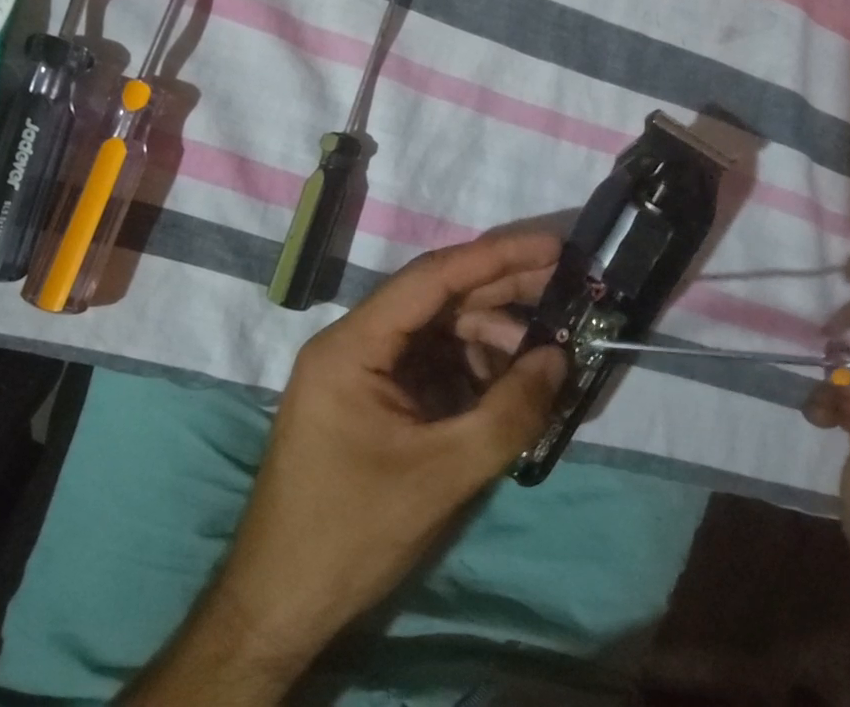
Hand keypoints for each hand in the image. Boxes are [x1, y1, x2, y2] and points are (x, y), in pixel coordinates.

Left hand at [127, 233, 569, 704]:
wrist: (282, 603)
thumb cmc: (354, 533)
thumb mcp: (444, 473)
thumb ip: (509, 411)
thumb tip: (559, 357)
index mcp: (352, 347)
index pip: (431, 279)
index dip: (496, 257)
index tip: (555, 246)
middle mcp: (352, 347)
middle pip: (436, 301)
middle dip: (502, 293)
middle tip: (567, 285)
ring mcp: (361, 376)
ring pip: (437, 336)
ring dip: (492, 340)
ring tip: (547, 356)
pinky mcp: (373, 405)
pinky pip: (431, 371)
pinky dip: (473, 374)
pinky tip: (513, 386)